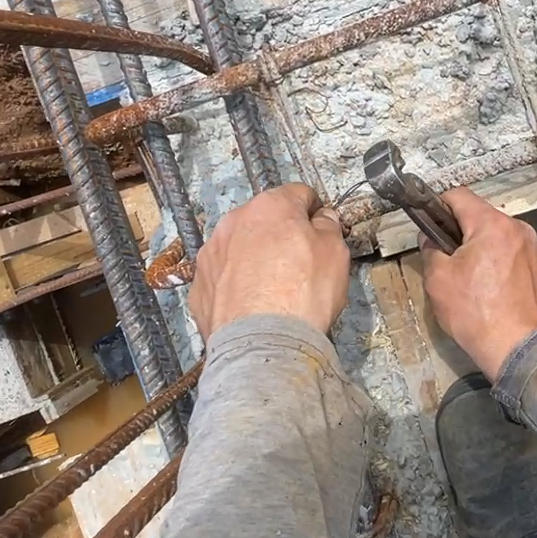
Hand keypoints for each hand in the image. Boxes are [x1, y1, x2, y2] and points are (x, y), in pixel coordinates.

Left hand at [190, 183, 350, 338]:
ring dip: (256, 259)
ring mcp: (212, 254)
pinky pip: (223, 277)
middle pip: (265, 220)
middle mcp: (235, 222)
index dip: (314, 211)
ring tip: (276, 289)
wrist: (263, 343)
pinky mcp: (199, 285)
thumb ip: (329, 227)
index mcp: (271, 206)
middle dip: (281, 235)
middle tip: (301, 264)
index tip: (321, 228)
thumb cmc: (301, 296)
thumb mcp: (336, 253)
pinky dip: (237, 285)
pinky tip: (255, 305)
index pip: (298, 194)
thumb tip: (323, 220)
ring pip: (240, 247)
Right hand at [421, 188, 536, 380]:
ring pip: (498, 234)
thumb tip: (431, 238)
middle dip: (461, 230)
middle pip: (481, 215)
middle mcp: (518, 229)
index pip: (459, 195)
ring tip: (469, 275)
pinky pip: (513, 252)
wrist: (516, 349)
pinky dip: (499, 260)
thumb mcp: (438, 279)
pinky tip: (490, 285)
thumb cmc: (475, 313)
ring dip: (481, 245)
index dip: (438, 205)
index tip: (430, 223)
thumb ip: (431, 249)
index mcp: (493, 225)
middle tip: (446, 255)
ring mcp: (533, 248)